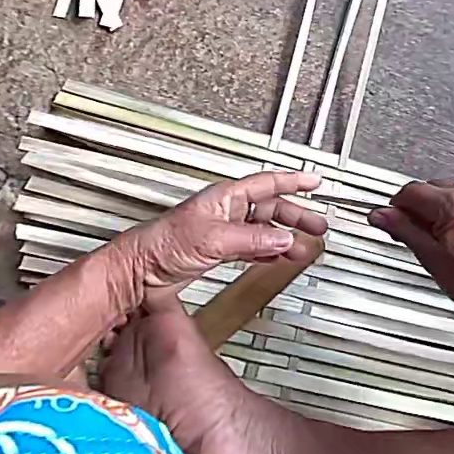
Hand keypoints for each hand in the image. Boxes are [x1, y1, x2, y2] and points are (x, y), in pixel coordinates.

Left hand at [113, 170, 327, 307]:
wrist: (136, 272)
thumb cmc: (161, 244)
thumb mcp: (214, 238)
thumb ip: (253, 240)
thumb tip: (284, 239)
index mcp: (226, 198)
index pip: (268, 183)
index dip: (294, 181)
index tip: (314, 182)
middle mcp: (228, 211)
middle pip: (272, 208)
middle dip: (297, 216)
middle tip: (317, 225)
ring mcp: (225, 230)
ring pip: (265, 230)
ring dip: (285, 238)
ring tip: (303, 248)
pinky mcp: (220, 250)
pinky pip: (255, 247)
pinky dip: (270, 252)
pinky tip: (279, 258)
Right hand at [370, 182, 453, 328]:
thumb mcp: (430, 257)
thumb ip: (403, 230)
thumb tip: (383, 216)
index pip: (413, 191)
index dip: (398, 206)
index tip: (394, 217)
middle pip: (436, 188)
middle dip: (422, 208)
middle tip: (418, 232)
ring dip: (447, 209)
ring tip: (446, 240)